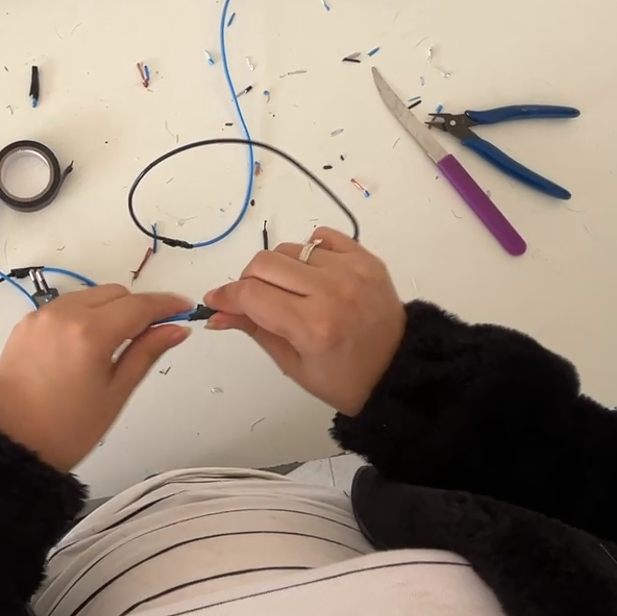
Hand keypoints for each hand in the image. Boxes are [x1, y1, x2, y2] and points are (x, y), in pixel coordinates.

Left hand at [0, 285, 194, 470]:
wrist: (12, 446)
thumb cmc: (68, 429)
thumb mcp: (116, 393)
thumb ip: (147, 352)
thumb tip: (176, 329)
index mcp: (90, 333)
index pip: (138, 306)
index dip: (166, 304)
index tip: (185, 307)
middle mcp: (63, 314)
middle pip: (115, 293)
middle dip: (137, 308)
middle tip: (152, 334)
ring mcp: (41, 316)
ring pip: (90, 295)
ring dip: (110, 308)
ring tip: (119, 341)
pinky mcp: (26, 323)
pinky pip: (65, 306)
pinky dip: (84, 314)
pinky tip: (89, 341)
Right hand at [203, 227, 404, 415]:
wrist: (400, 371)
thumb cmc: (343, 378)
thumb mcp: (292, 363)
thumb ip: (253, 329)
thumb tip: (216, 312)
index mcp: (312, 327)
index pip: (250, 294)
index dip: (226, 296)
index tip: (216, 300)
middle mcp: (332, 292)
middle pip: (264, 263)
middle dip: (248, 281)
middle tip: (255, 300)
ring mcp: (352, 271)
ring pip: (288, 249)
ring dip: (279, 269)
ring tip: (291, 292)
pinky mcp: (366, 258)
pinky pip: (321, 237)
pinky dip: (308, 252)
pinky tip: (313, 275)